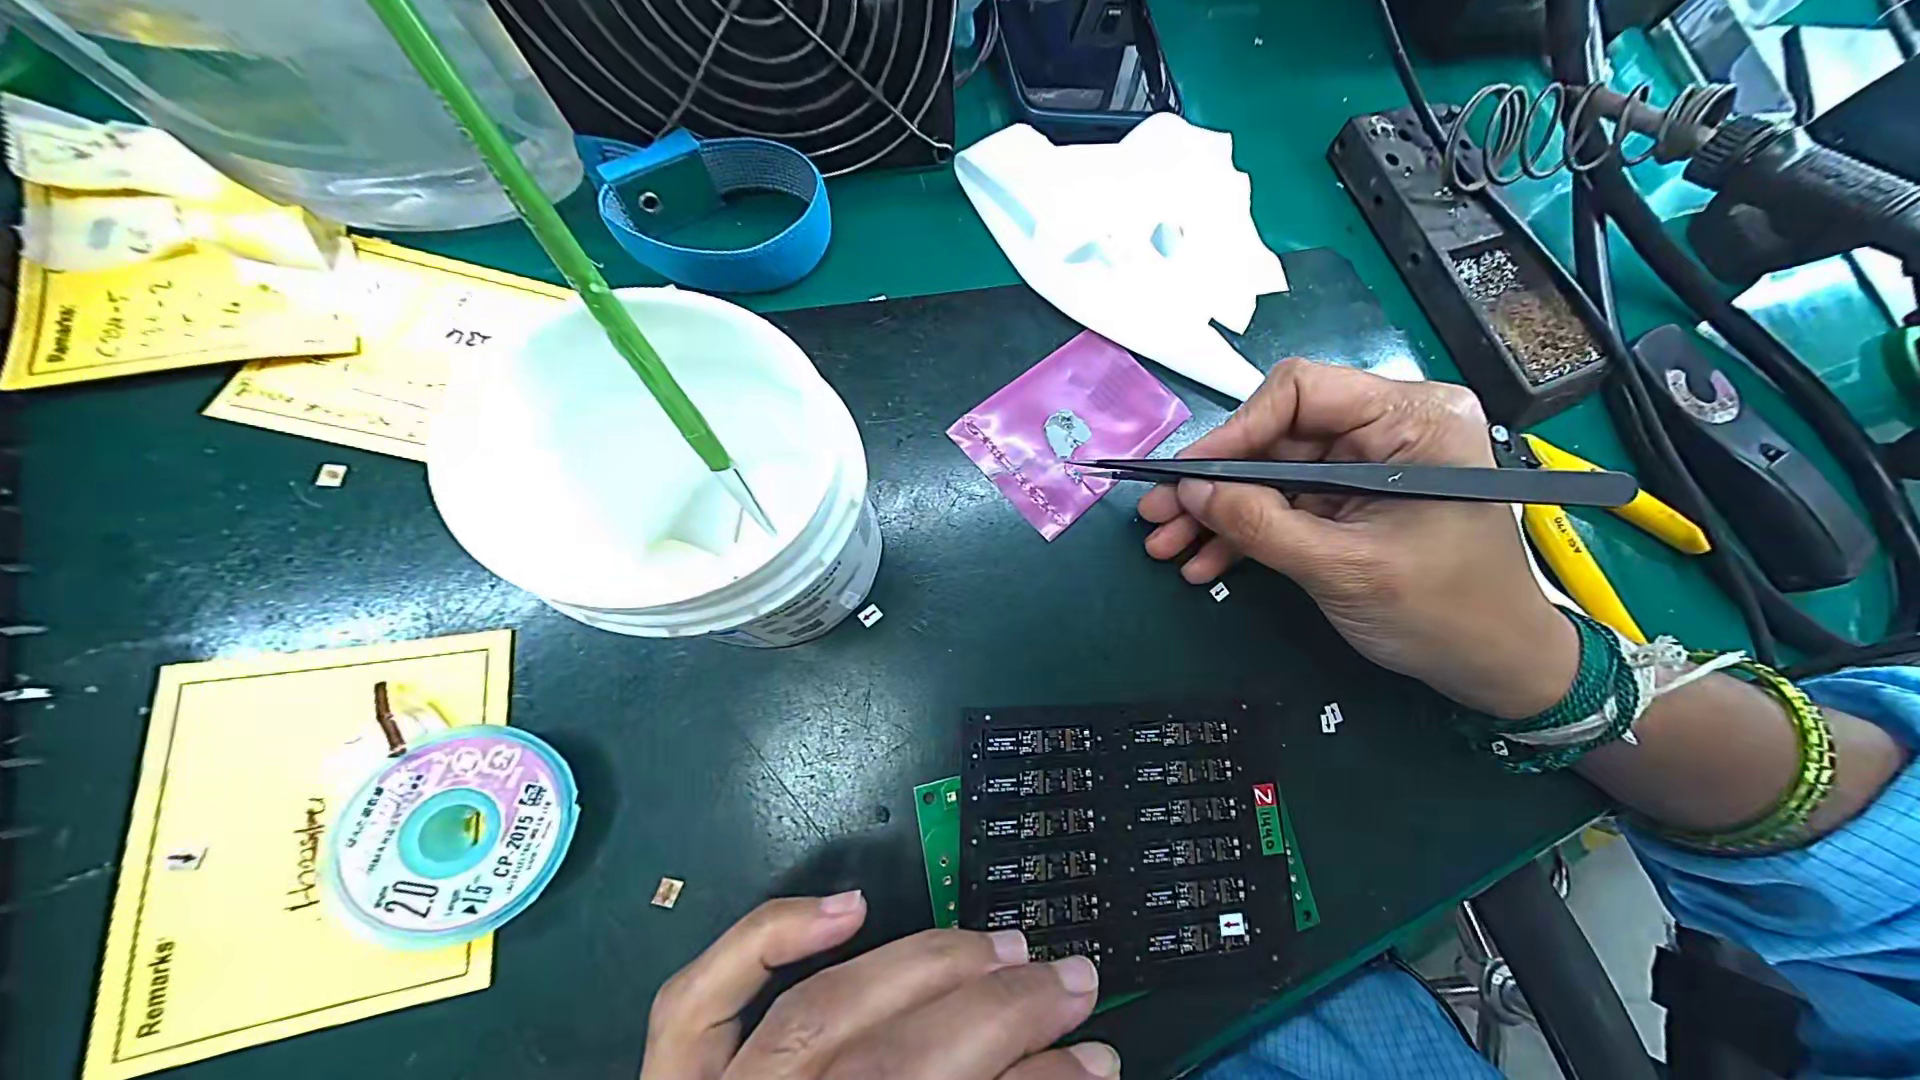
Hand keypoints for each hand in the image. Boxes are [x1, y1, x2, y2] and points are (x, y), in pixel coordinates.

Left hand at [640, 890, 1117, 1079]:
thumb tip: (1067, 1076)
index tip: (1097, 1055)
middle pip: (901, 1061)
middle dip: (1005, 1010)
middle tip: (1069, 980)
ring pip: (829, 1008)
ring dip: (928, 962)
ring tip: (1002, 944)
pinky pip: (705, 995)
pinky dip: (773, 933)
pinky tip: (848, 906)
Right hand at [1138, 359, 1577, 719]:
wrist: (1493, 666)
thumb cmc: (1444, 611)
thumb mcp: (1344, 567)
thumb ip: (1261, 525)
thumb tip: (1189, 491)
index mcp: (1409, 421)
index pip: (1301, 393)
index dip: (1236, 430)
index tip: (1187, 475)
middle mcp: (1381, 432)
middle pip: (1272, 438)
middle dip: (1212, 483)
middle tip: (1158, 516)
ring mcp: (1356, 470)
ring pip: (1263, 476)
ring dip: (1213, 513)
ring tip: (1167, 545)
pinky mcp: (1339, 504)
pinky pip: (1275, 507)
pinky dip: (1238, 533)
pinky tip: (1204, 562)